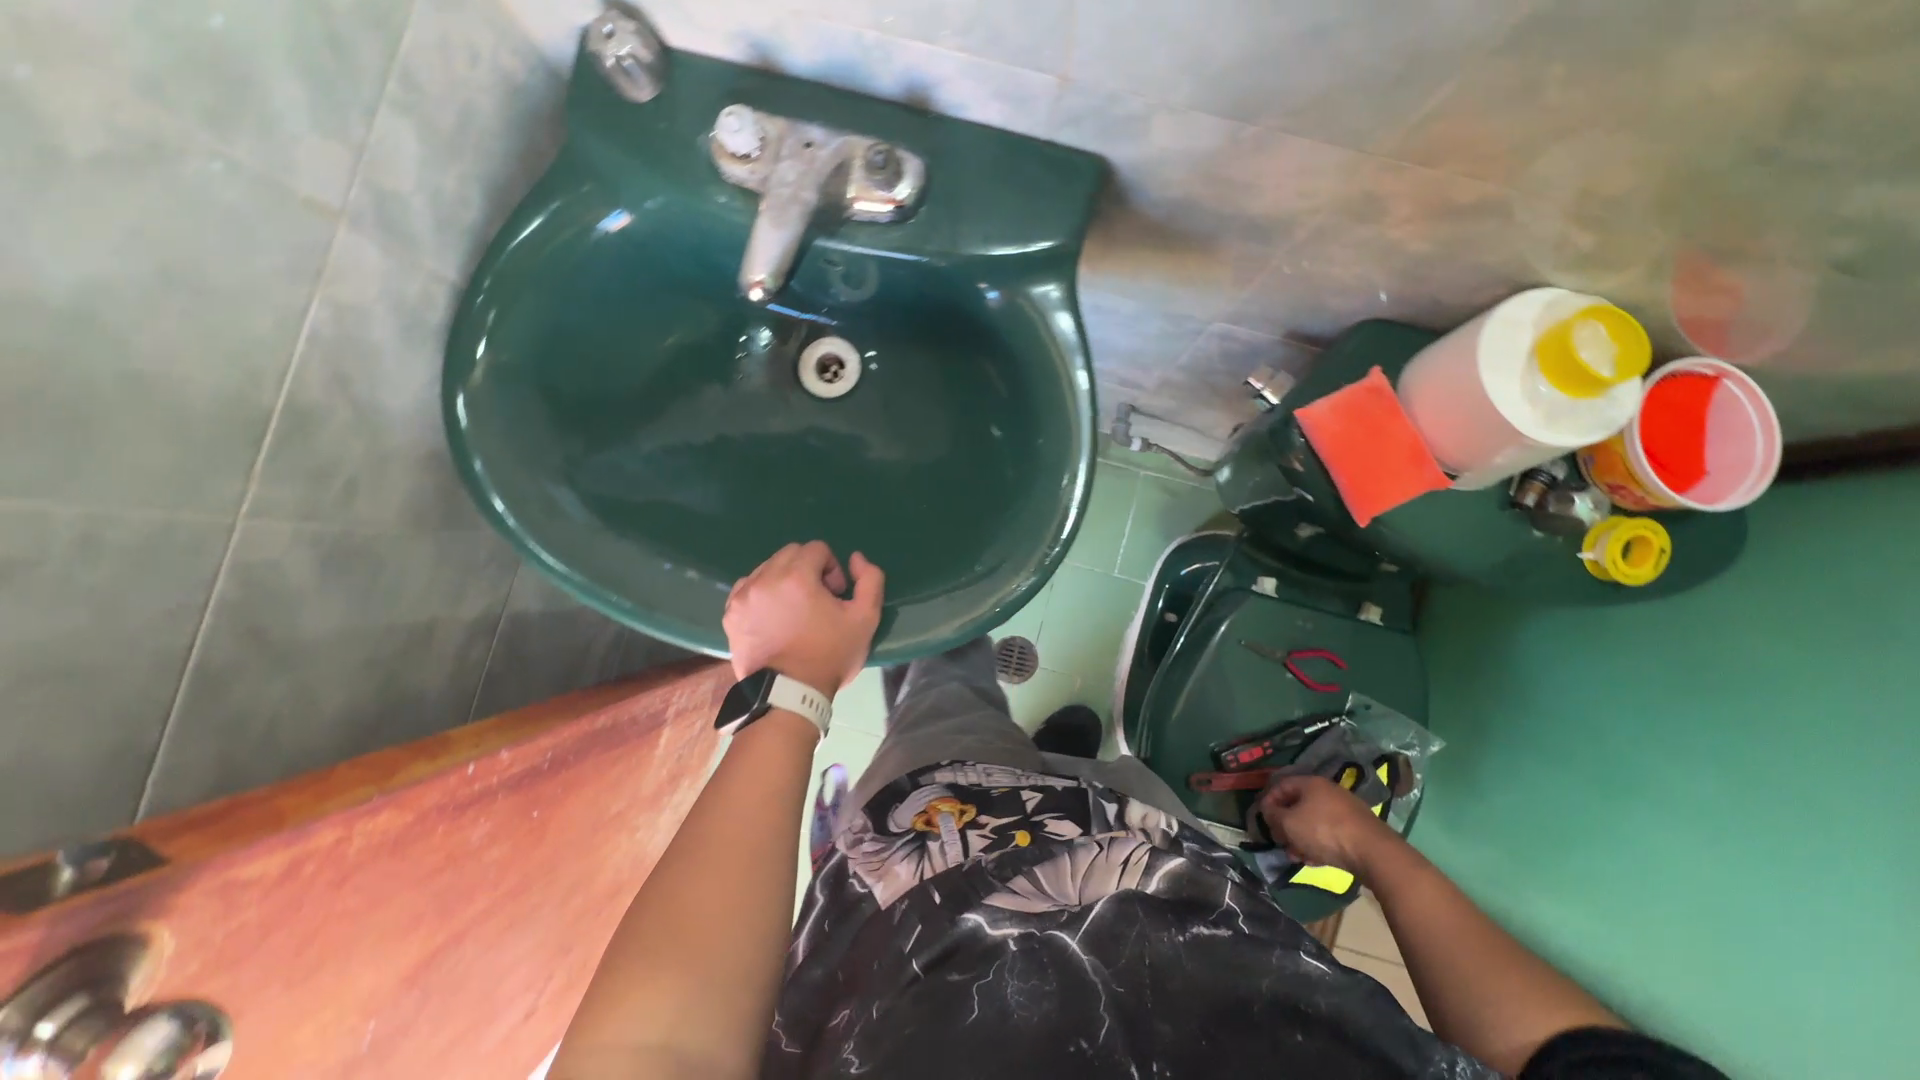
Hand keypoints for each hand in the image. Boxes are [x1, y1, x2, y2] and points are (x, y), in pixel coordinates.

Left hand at [723, 541, 884, 695]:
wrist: (790, 694)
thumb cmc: (830, 656)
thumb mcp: (865, 619)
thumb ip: (870, 580)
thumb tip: (856, 558)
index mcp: (797, 576)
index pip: (817, 549)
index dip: (831, 569)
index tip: (834, 596)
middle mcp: (765, 578)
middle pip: (790, 554)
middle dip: (807, 570)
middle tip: (817, 602)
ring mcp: (743, 596)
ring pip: (767, 569)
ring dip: (783, 580)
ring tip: (793, 611)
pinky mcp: (731, 614)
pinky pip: (747, 588)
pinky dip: (761, 594)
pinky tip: (773, 617)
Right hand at [1257, 774, 1403, 874]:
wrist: (1371, 851)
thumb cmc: (1323, 831)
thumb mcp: (1288, 823)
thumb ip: (1273, 815)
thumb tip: (1268, 811)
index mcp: (1311, 783)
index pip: (1281, 786)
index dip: (1268, 802)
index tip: (1264, 820)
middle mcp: (1328, 792)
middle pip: (1298, 806)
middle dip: (1285, 826)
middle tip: (1280, 842)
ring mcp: (1344, 810)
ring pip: (1313, 822)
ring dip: (1300, 839)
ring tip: (1296, 856)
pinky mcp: (1355, 829)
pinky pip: (1329, 834)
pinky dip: (1318, 845)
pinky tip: (1315, 860)